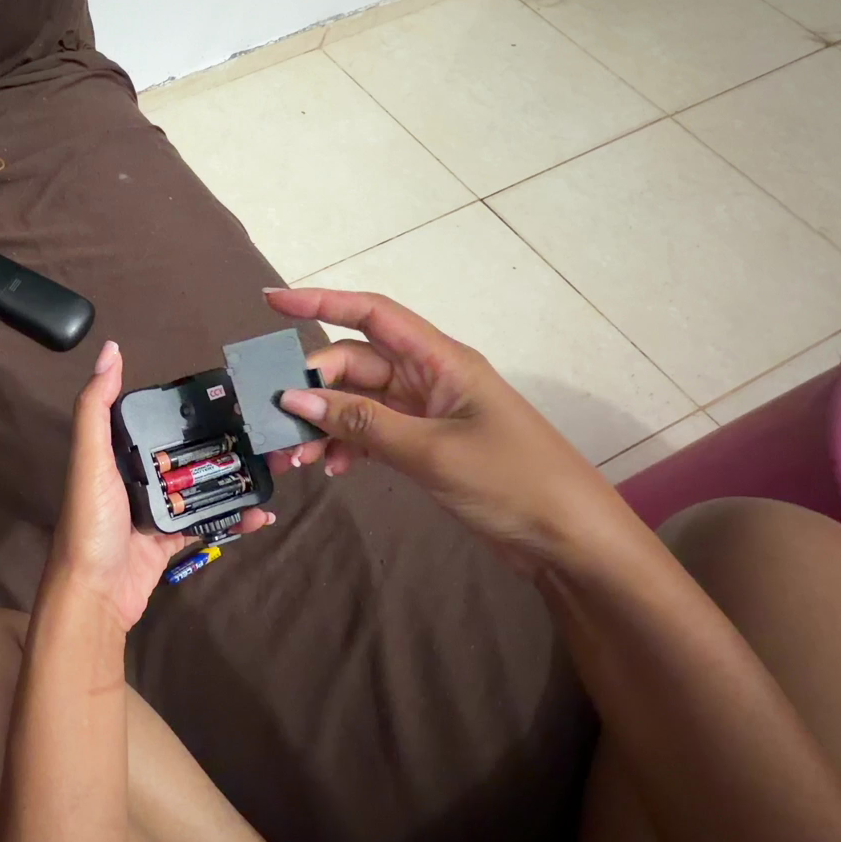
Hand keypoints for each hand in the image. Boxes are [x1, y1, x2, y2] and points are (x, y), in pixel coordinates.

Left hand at [46, 341, 273, 629]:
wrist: (94, 593)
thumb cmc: (92, 520)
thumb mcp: (90, 458)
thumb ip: (96, 406)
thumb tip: (111, 349)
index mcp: (116, 452)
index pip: (158, 420)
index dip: (191, 407)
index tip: (234, 394)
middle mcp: (135, 476)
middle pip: (187, 452)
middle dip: (226, 443)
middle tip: (268, 433)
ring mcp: (155, 509)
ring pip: (202, 486)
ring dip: (236, 478)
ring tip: (276, 467)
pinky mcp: (169, 540)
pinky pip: (207, 523)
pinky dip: (233, 518)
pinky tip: (261, 513)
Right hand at [264, 289, 648, 573]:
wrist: (569, 540)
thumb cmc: (511, 481)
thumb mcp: (430, 450)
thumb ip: (360, 422)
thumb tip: (292, 398)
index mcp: (439, 360)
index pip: (371, 315)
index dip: (320, 301)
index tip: (271, 302)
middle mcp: (426, 378)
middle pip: (352, 365)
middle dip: (310, 388)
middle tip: (275, 422)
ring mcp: (422, 412)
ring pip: (353, 403)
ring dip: (321, 424)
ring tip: (294, 458)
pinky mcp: (420, 444)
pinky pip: (367, 432)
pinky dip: (345, 446)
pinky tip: (333, 468)